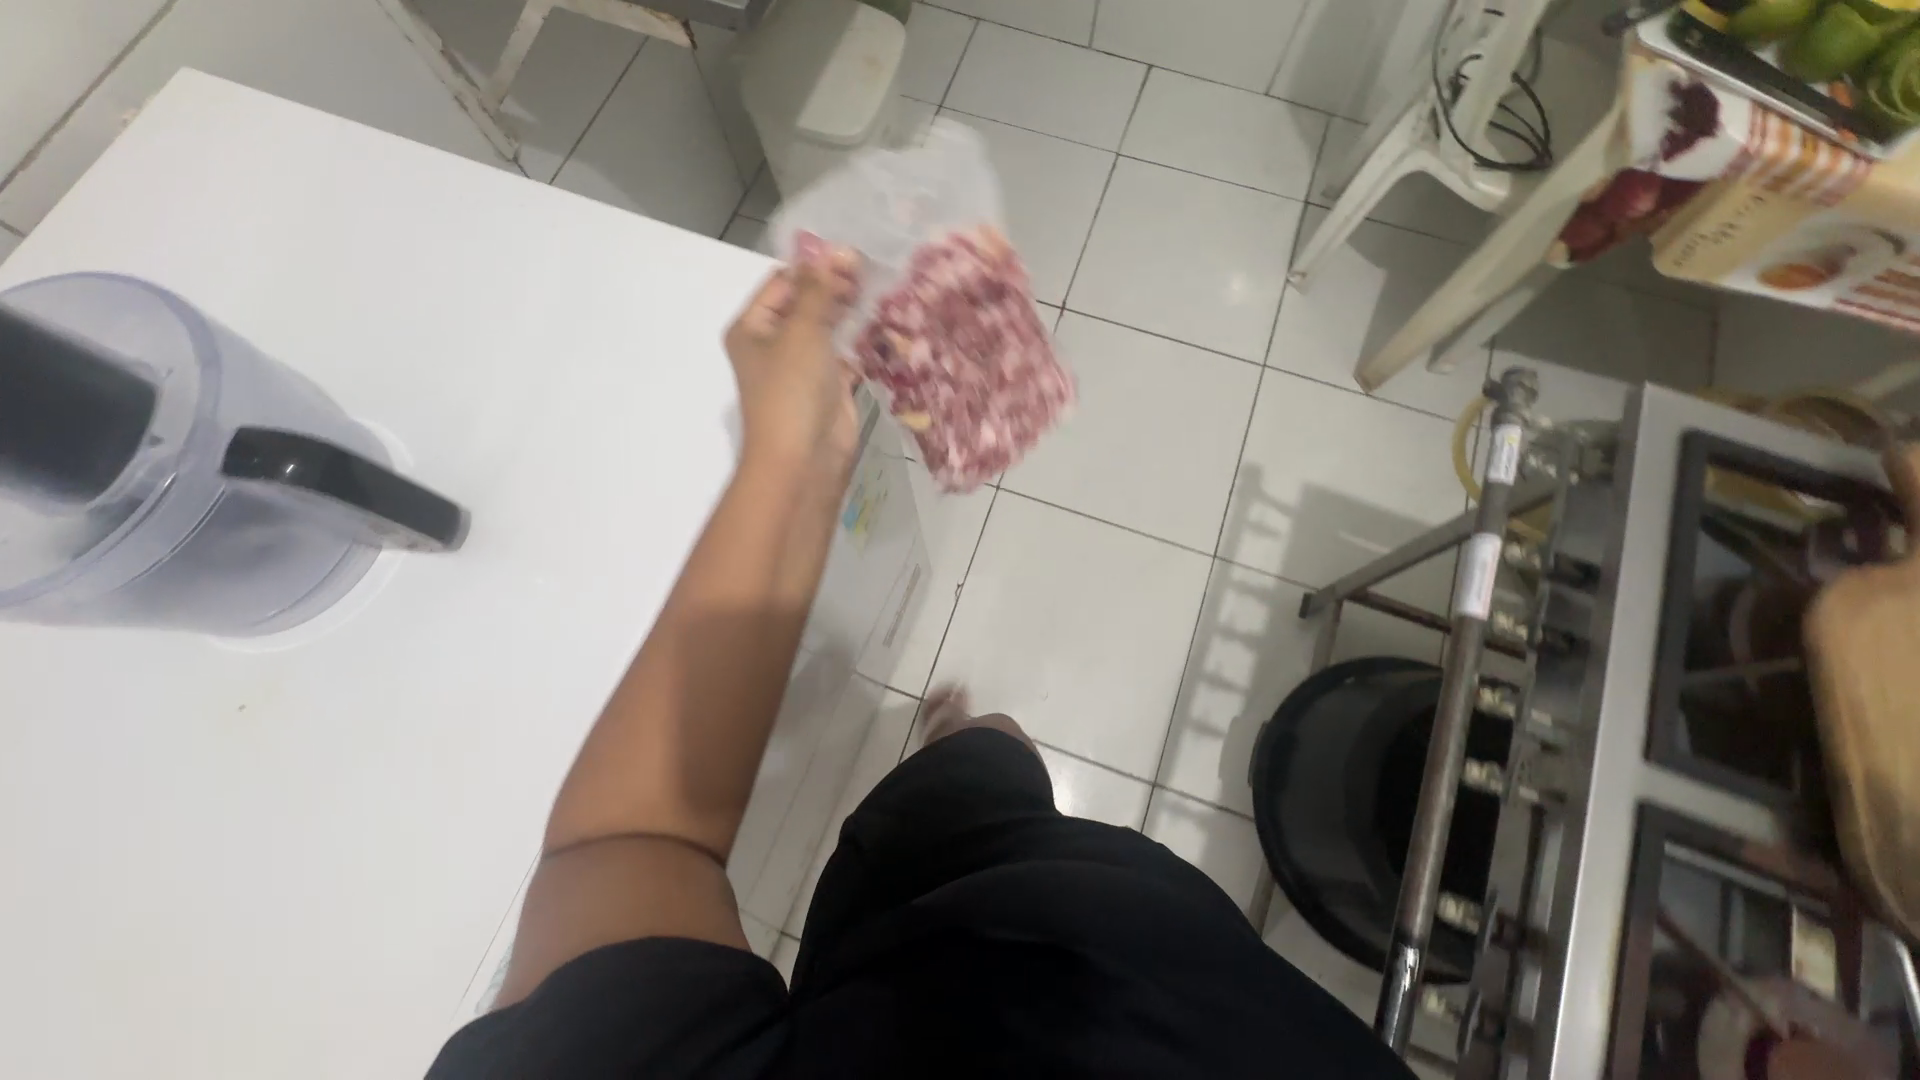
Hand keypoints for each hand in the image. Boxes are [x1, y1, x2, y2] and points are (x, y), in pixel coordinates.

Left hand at [724, 247, 861, 485]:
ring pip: (828, 328)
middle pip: (806, 303)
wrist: (803, 458)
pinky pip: (845, 354)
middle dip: (835, 287)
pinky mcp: (828, 387)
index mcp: (753, 327)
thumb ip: (820, 289)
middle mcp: (774, 344)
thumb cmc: (791, 390)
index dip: (815, 266)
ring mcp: (802, 367)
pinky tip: (884, 325)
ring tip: (882, 290)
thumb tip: (838, 250)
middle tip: (872, 271)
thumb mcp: (802, 330)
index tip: (853, 255)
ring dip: (851, 312)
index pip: (784, 282)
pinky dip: (861, 342)